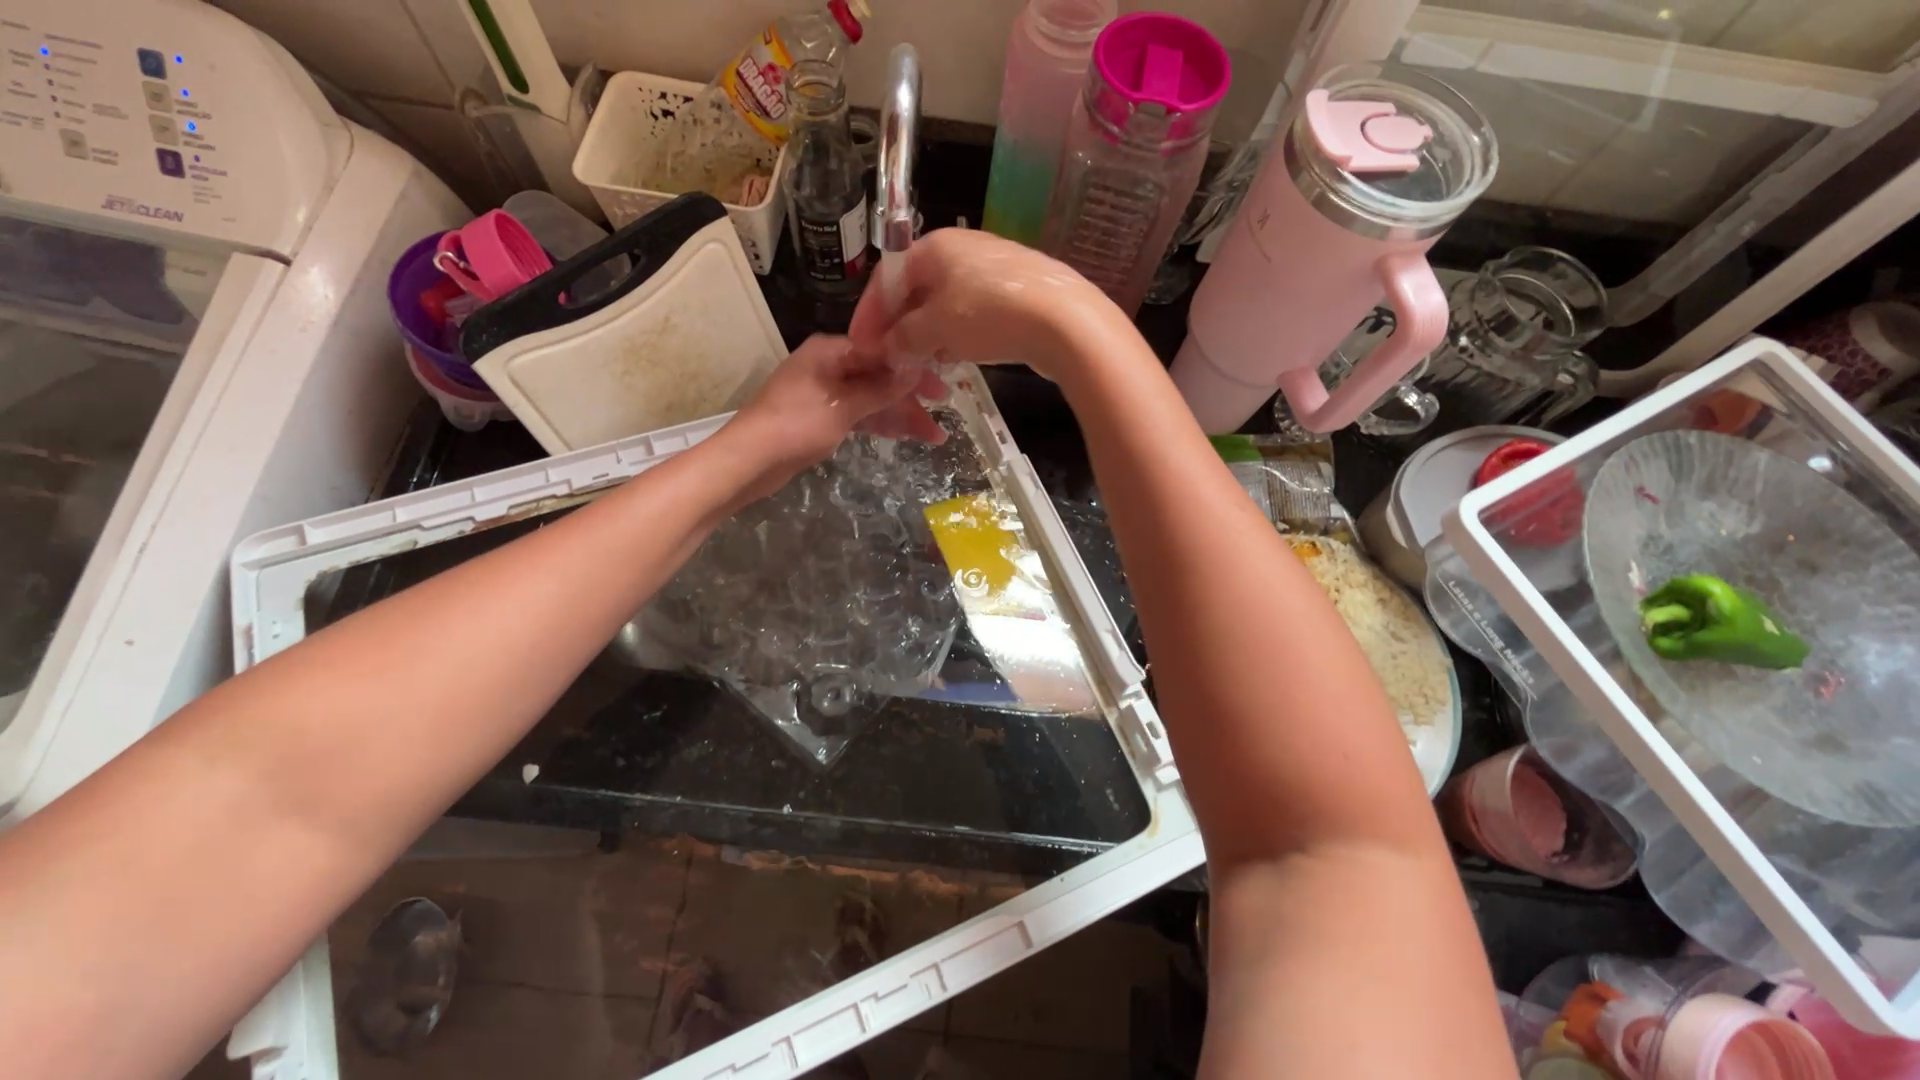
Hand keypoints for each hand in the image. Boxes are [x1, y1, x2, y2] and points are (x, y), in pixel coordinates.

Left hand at [721, 333, 948, 500]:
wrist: (750, 460)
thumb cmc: (795, 425)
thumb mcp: (844, 405)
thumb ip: (881, 389)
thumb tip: (915, 369)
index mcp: (830, 351)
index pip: (882, 351)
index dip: (913, 369)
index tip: (941, 387)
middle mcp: (829, 366)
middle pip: (880, 377)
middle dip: (911, 399)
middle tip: (942, 417)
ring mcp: (825, 393)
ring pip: (872, 399)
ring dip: (900, 416)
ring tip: (933, 437)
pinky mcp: (822, 418)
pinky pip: (860, 415)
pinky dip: (880, 424)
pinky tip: (904, 435)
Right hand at [848, 229, 1126, 381]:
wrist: (1065, 322)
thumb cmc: (989, 316)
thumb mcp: (935, 329)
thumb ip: (903, 336)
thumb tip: (889, 347)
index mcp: (935, 245)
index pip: (888, 277)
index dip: (870, 314)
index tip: (861, 346)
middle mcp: (963, 248)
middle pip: (918, 288)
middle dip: (901, 326)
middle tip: (891, 359)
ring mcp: (994, 267)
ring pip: (947, 303)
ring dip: (929, 334)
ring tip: (922, 365)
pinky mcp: (1018, 290)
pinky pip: (974, 312)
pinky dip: (958, 334)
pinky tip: (958, 358)